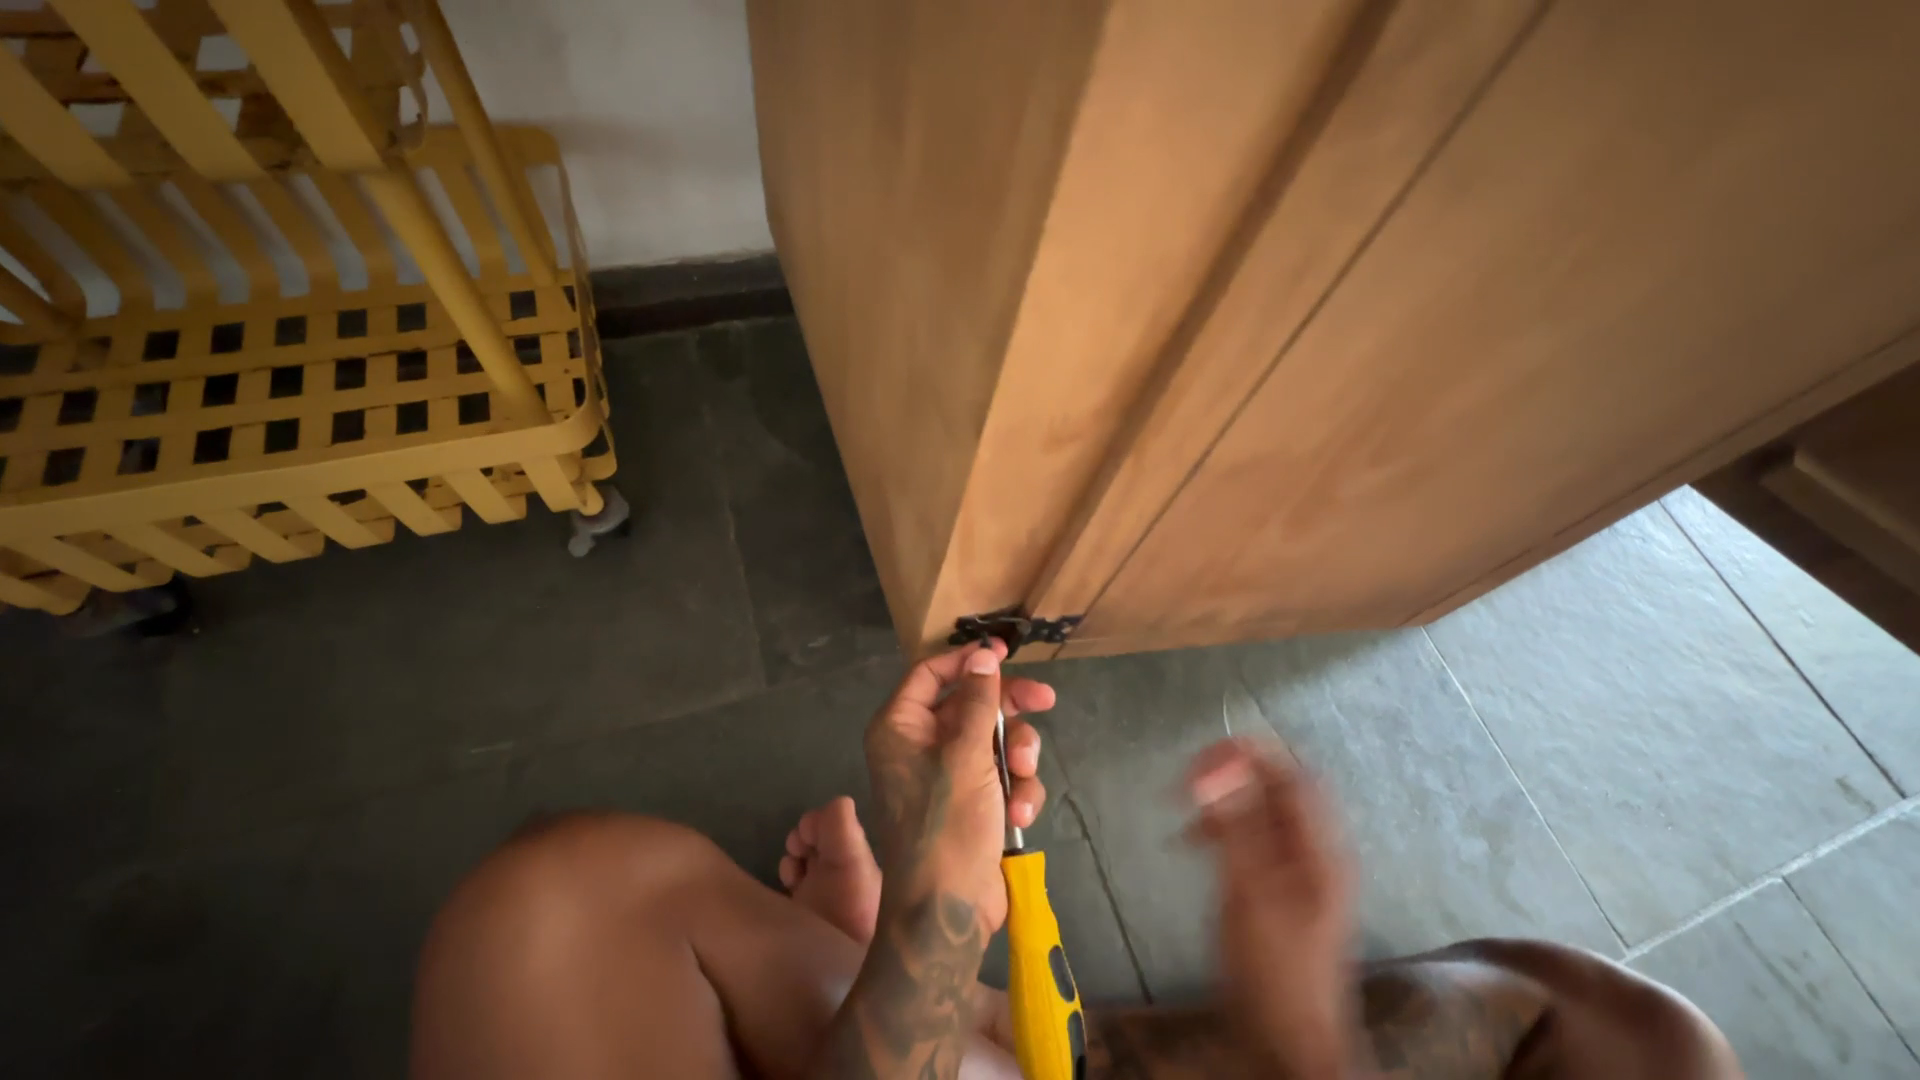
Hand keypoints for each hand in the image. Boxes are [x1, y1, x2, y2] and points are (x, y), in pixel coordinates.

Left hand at [864, 638, 1053, 934]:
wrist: (948, 909)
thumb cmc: (945, 825)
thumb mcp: (965, 756)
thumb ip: (978, 702)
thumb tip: (982, 656)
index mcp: (900, 728)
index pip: (930, 674)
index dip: (966, 660)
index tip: (1003, 652)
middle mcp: (919, 746)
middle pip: (971, 705)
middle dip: (1008, 711)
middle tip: (1045, 700)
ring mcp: (948, 776)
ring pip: (995, 741)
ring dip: (1017, 760)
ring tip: (1020, 784)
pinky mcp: (974, 803)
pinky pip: (1003, 776)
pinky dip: (1016, 792)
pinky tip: (1019, 814)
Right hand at [1188, 739, 1356, 1077]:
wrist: (1289, 1041)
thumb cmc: (1271, 969)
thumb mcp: (1248, 893)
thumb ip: (1234, 827)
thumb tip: (1217, 768)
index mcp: (1320, 848)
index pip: (1293, 774)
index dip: (1250, 755)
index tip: (1201, 758)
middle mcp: (1318, 851)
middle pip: (1282, 788)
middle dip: (1234, 775)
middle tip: (1190, 781)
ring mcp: (1303, 871)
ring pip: (1265, 812)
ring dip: (1225, 802)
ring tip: (1185, 816)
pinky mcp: (1283, 888)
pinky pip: (1256, 838)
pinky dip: (1224, 830)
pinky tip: (1194, 845)